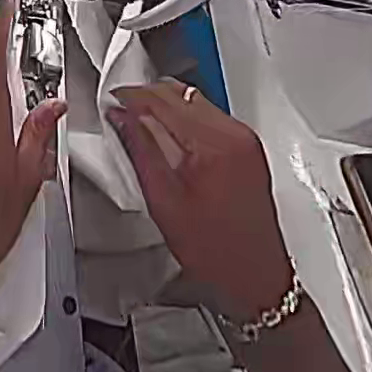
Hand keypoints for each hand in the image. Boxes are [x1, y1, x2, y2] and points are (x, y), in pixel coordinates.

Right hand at [108, 83, 293, 323]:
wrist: (256, 278)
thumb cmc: (217, 252)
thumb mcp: (164, 201)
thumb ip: (141, 150)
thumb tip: (123, 118)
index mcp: (213, 145)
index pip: (164, 101)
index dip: (133, 96)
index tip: (115, 100)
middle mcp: (234, 134)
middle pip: (181, 93)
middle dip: (148, 96)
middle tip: (123, 108)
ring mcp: (244, 138)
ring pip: (195, 100)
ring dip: (167, 104)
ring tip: (142, 121)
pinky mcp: (247, 145)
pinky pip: (210, 115)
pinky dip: (186, 116)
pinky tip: (169, 134)